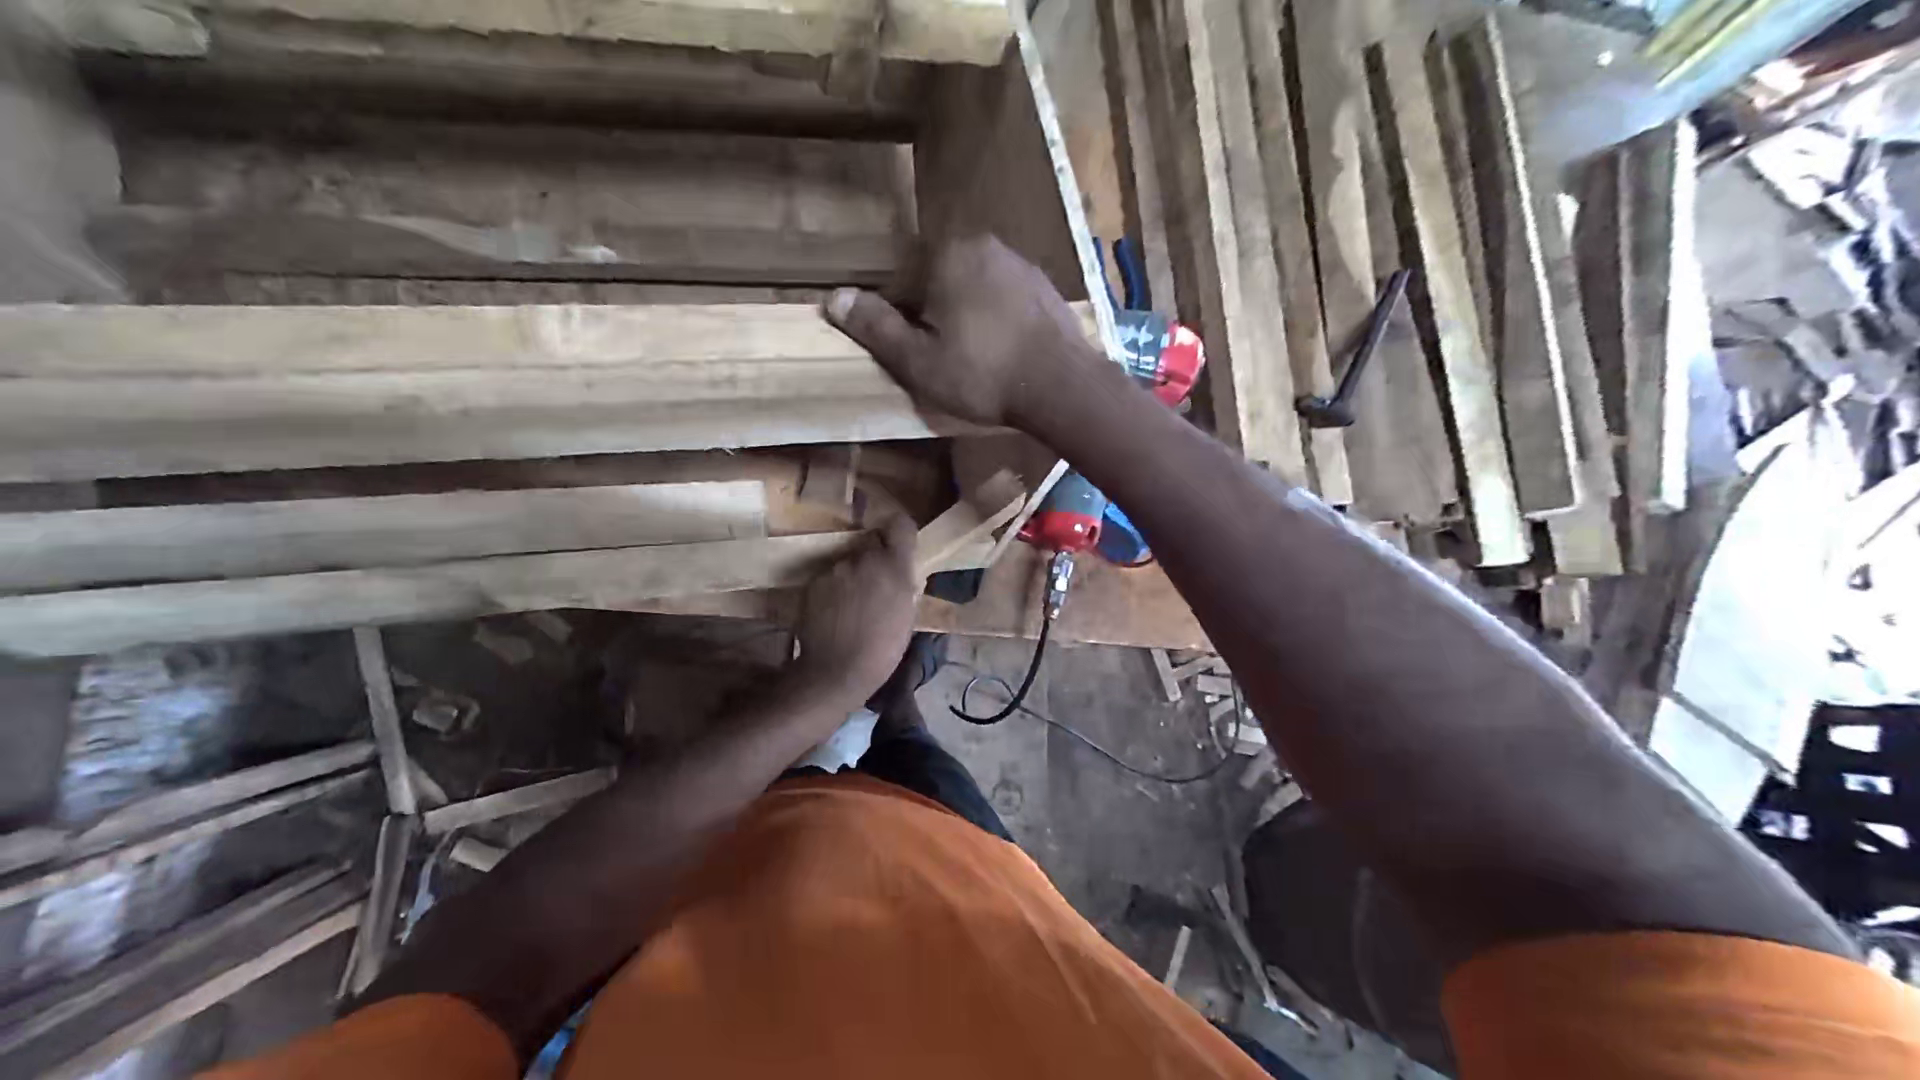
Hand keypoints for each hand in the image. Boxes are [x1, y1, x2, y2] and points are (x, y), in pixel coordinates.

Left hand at [789, 515, 917, 704]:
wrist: (835, 671)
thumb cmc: (882, 650)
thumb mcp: (907, 616)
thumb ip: (905, 586)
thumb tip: (902, 574)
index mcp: (894, 566)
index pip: (900, 524)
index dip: (900, 533)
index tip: (899, 546)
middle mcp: (863, 558)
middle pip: (871, 541)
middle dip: (875, 557)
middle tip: (876, 584)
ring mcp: (835, 569)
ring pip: (848, 560)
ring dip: (853, 574)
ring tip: (853, 604)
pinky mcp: (814, 581)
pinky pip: (829, 576)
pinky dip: (833, 588)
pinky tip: (834, 612)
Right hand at [823, 236, 1099, 429]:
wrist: (1062, 386)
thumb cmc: (982, 374)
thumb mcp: (918, 360)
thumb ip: (875, 327)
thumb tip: (834, 298)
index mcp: (945, 254)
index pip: (901, 283)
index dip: (897, 321)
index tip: (908, 355)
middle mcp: (983, 245)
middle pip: (937, 281)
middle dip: (932, 315)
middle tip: (940, 360)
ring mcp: (1020, 263)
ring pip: (972, 288)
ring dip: (964, 316)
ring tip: (973, 360)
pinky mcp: (1045, 287)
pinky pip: (1004, 298)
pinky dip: (995, 319)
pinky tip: (1001, 351)